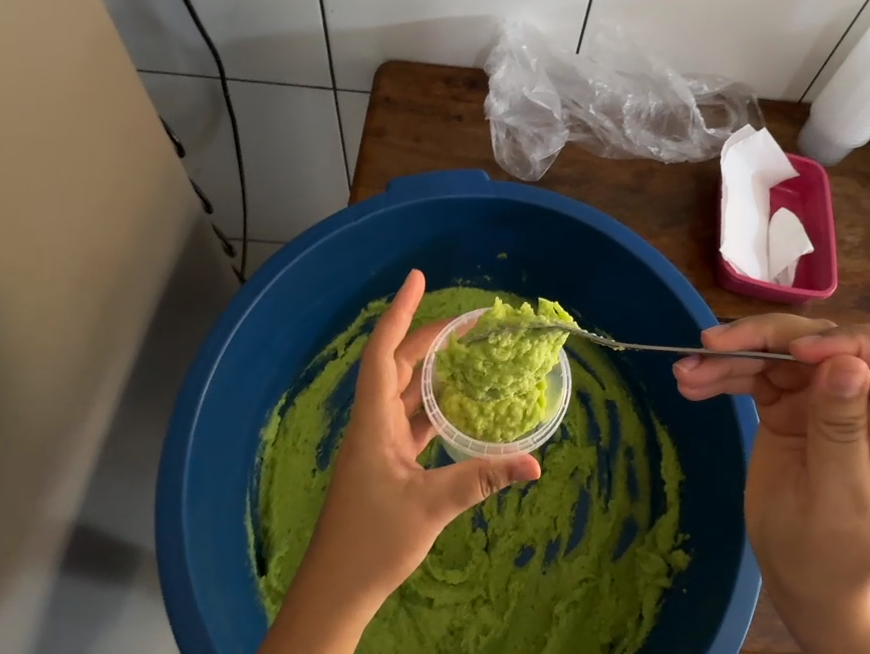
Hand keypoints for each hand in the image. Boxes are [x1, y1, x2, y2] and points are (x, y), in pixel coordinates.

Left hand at [260, 270, 540, 653]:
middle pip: (398, 365)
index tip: (417, 278)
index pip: (384, 352)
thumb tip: (533, 464)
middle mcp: (373, 423)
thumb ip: (482, 480)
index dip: (399, 312)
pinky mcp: (387, 464)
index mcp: (373, 421)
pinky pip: (412, 420)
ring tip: (469, 351)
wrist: (335, 590)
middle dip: (429, 337)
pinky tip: (461, 404)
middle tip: (468, 321)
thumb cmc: (371, 542)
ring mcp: (378, 444)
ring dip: (433, 370)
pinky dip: (435, 405)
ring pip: (406, 392)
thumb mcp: (431, 507)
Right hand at [674, 316, 869, 651]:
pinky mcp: (785, 406)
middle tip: (713, 346)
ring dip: (732, 353)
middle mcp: (861, 402)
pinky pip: (754, 374)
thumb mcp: (840, 503)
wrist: (800, 581)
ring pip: (781, 351)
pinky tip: (690, 382)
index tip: (802, 352)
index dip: (855, 339)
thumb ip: (843, 432)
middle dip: (769, 336)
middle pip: (823, 340)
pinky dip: (721, 374)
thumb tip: (848, 362)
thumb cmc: (833, 556)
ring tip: (686, 370)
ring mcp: (820, 400)